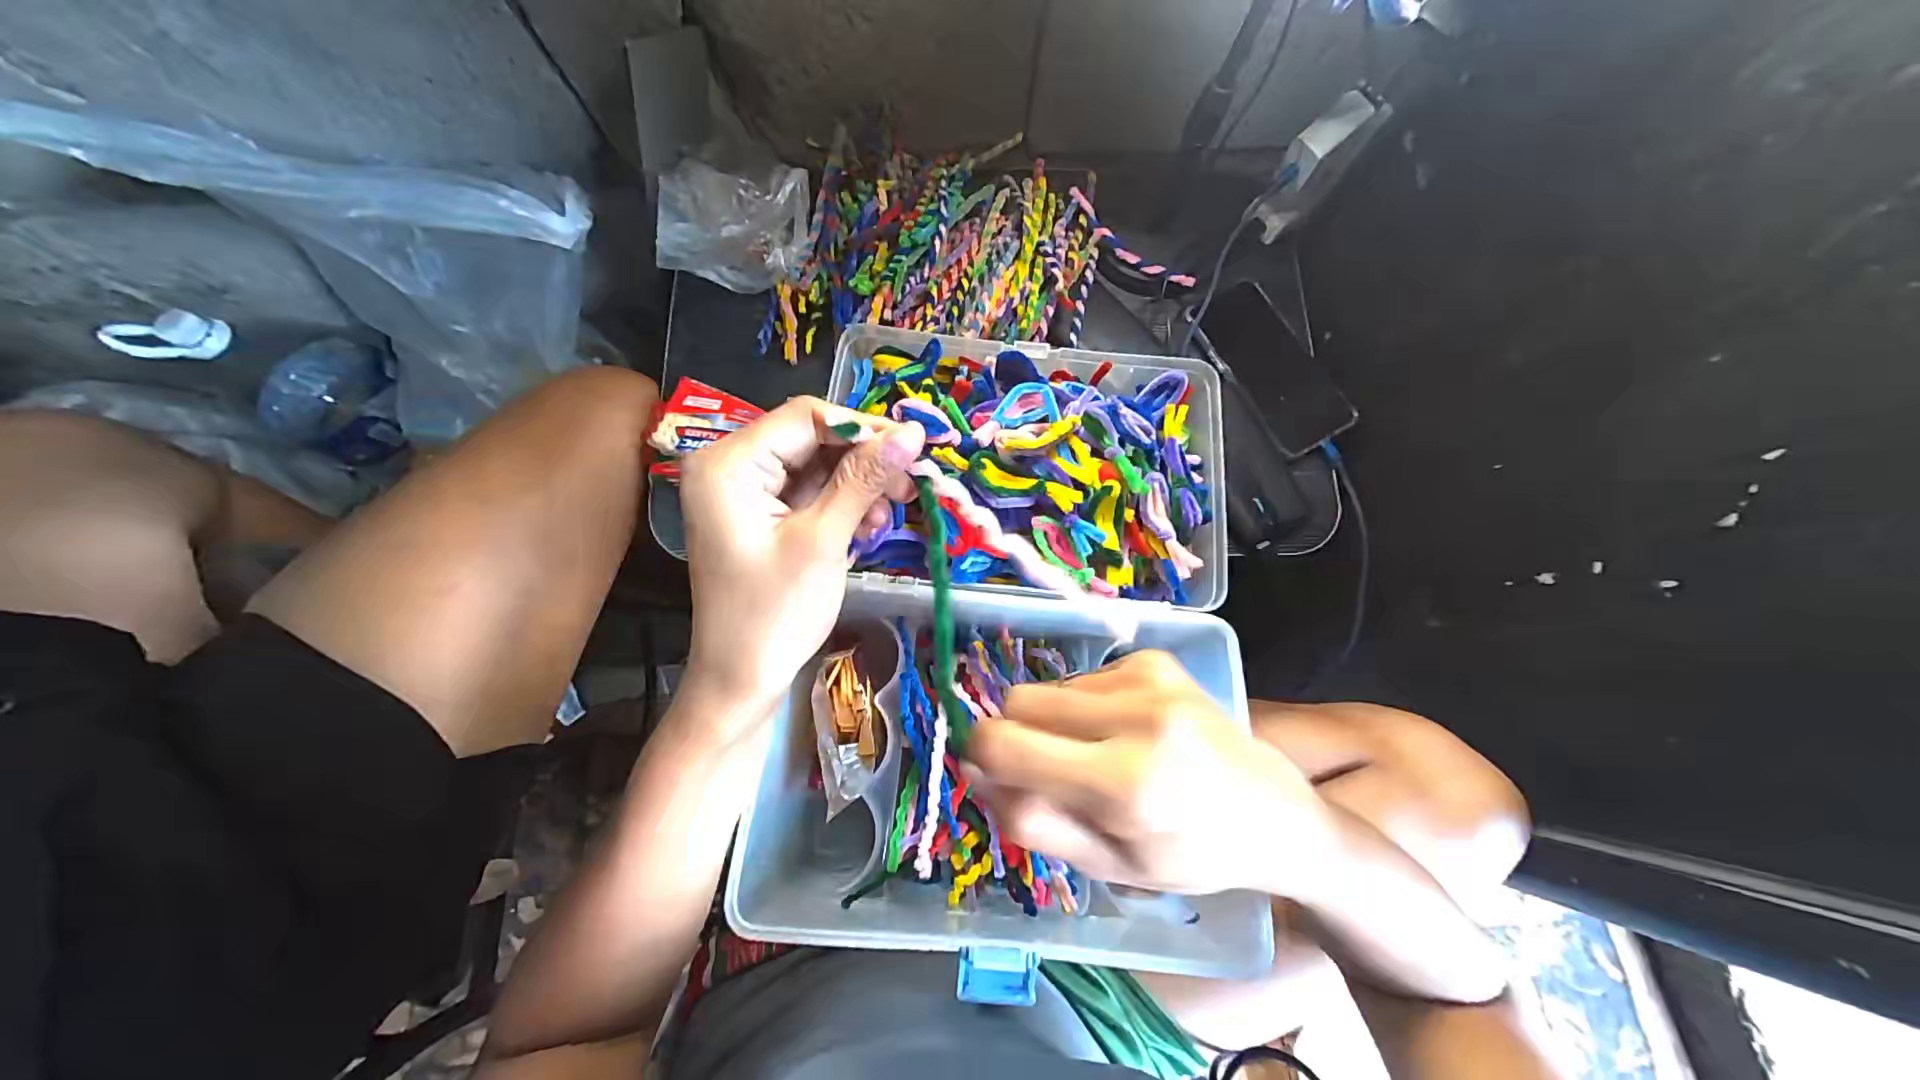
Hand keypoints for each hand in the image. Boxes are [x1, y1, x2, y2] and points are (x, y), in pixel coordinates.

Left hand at [678, 396, 923, 711]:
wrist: (741, 681)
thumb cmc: (774, 614)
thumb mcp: (823, 540)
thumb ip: (864, 479)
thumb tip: (911, 433)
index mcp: (728, 464)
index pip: (805, 417)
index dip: (864, 426)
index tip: (915, 445)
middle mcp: (729, 467)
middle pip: (811, 438)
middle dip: (864, 459)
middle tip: (911, 483)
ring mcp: (744, 493)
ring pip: (816, 465)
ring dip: (858, 484)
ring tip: (889, 513)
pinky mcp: (760, 515)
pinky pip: (809, 492)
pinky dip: (842, 504)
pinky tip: (867, 525)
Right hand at [968, 650, 1334, 897]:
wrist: (1272, 811)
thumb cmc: (1188, 852)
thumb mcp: (1106, 865)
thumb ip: (1030, 820)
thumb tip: (972, 768)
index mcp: (1122, 786)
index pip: (1003, 744)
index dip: (981, 755)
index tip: (993, 772)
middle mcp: (1136, 718)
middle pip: (1017, 700)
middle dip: (1017, 734)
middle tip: (1055, 770)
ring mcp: (1149, 678)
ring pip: (1049, 687)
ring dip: (1057, 722)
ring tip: (1105, 752)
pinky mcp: (1156, 659)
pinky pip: (1082, 677)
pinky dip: (1088, 705)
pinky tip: (1128, 731)